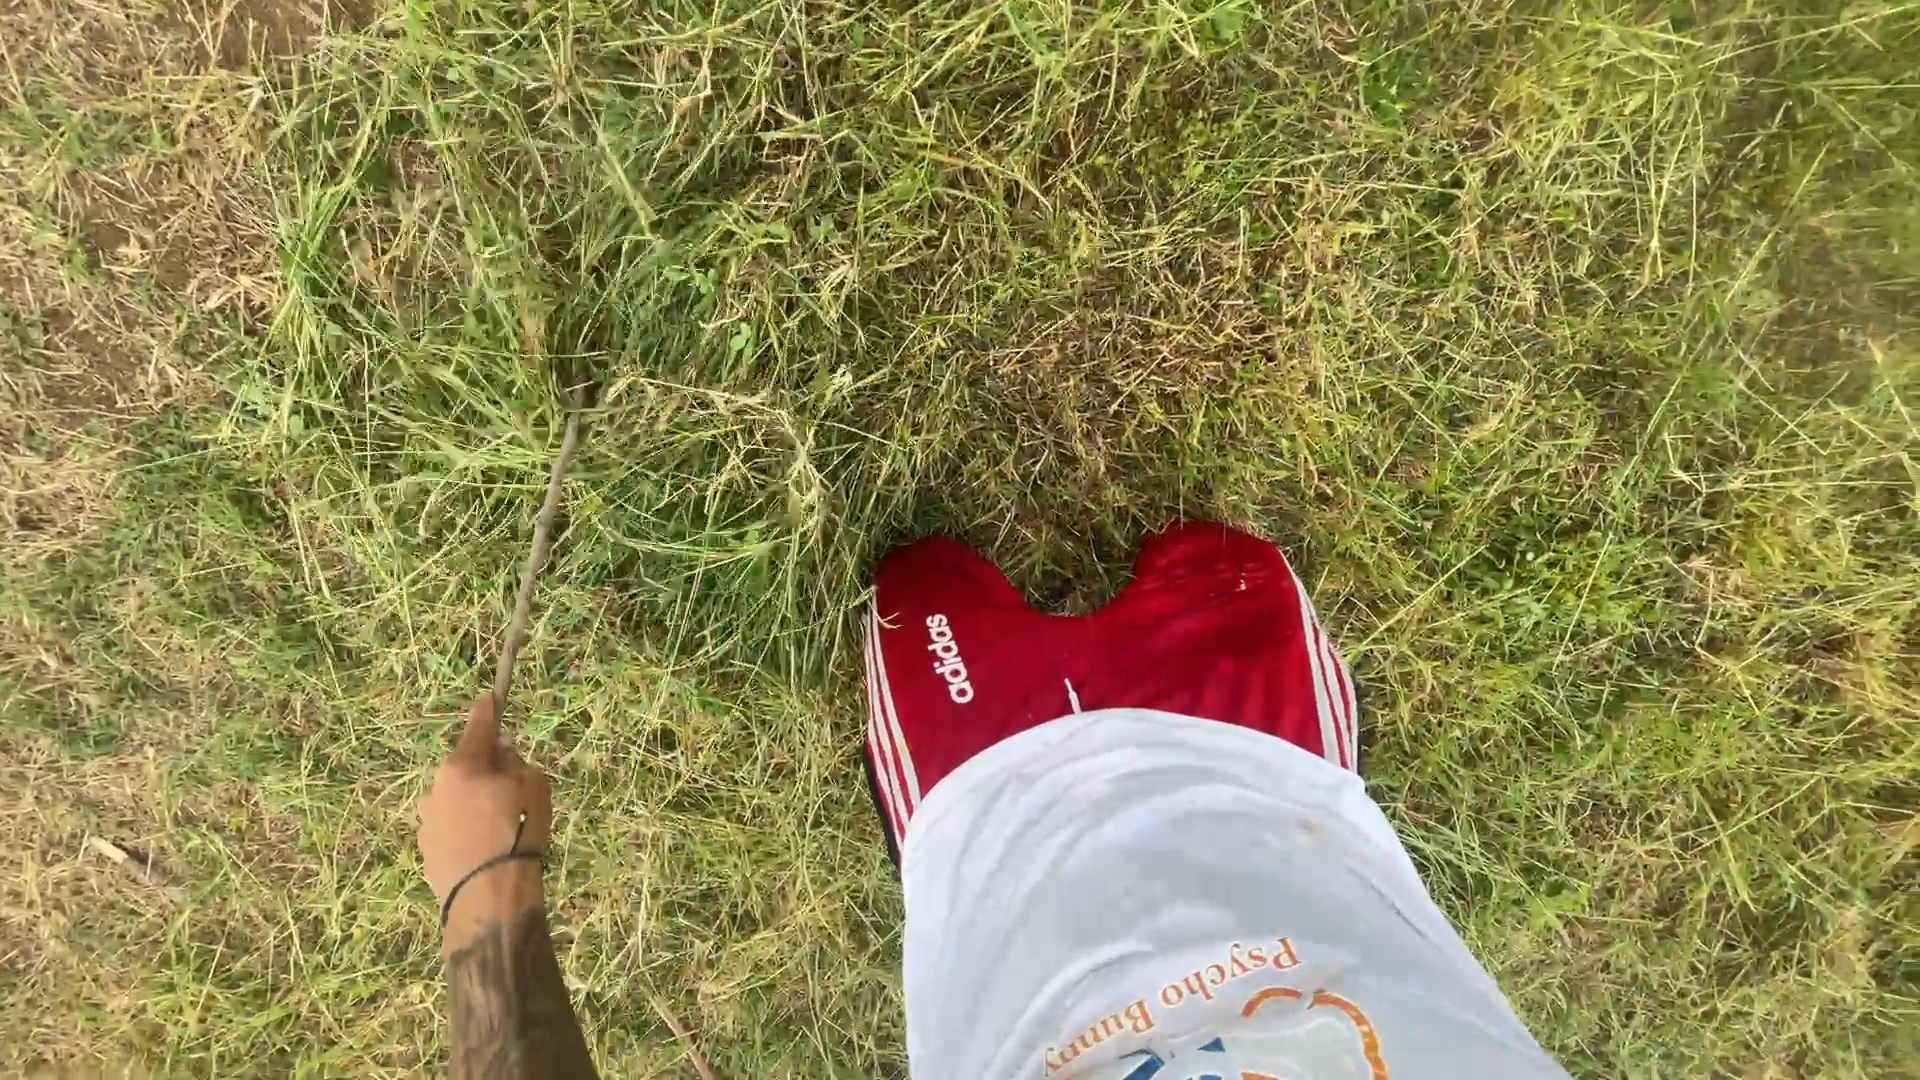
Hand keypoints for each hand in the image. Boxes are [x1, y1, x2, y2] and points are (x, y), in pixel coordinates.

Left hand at [418, 694, 551, 951]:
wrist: (489, 894)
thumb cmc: (518, 828)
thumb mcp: (533, 785)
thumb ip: (515, 762)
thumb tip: (501, 752)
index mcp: (462, 767)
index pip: (478, 728)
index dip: (487, 710)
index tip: (488, 695)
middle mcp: (436, 788)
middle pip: (465, 765)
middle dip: (485, 765)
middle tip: (514, 778)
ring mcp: (426, 821)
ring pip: (456, 797)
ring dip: (475, 798)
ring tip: (503, 819)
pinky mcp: (426, 849)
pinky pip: (451, 825)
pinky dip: (467, 824)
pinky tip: (488, 842)